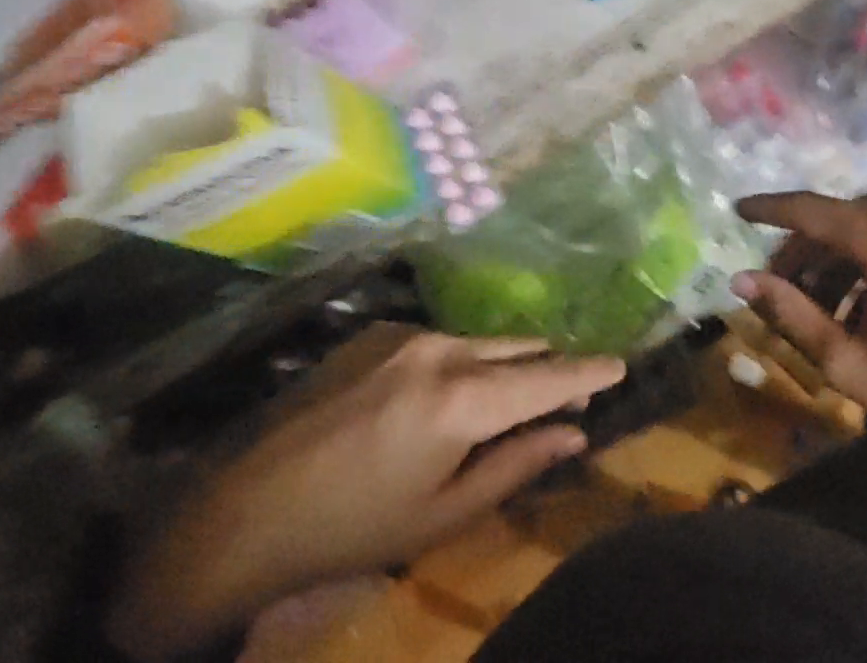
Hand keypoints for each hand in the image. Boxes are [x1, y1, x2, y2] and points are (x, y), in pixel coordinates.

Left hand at [109, 325, 624, 660]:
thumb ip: (517, 464)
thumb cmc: (355, 527)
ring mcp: (400, 339)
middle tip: (576, 389)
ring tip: (526, 386)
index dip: (588, 371)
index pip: (547, 376)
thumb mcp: (446, 512)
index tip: (622, 364)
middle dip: (551, 367)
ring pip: (481, 342)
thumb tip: (575, 431)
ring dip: (509, 361)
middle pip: (518, 350)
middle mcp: (439, 351)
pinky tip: (460, 390)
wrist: (244, 514)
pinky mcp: (370, 339)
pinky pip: (442, 342)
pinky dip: (468, 359)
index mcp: (462, 399)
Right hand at [733, 193, 866, 474]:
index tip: (738, 210)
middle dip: (805, 255)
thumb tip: (741, 281)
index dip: (769, 211)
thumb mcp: (853, 363)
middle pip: (842, 223)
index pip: (810, 211)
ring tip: (823, 313)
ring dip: (840, 265)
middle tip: (779, 293)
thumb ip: (791, 315)